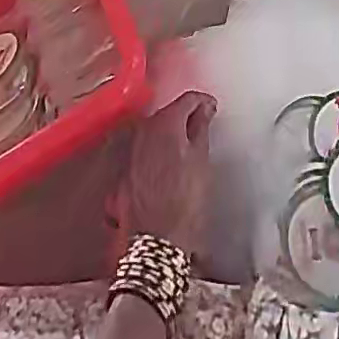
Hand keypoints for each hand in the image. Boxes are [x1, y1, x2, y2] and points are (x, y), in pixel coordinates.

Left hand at [120, 92, 215, 262]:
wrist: (156, 239)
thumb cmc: (185, 199)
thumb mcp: (201, 160)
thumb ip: (201, 128)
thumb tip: (204, 109)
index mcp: (164, 125)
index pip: (186, 99)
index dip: (202, 101)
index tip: (213, 109)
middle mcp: (142, 132)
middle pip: (166, 112)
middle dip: (185, 114)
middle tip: (203, 124)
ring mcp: (130, 150)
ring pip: (153, 129)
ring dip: (170, 130)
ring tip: (188, 142)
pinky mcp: (125, 168)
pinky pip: (144, 146)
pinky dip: (158, 145)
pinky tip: (169, 159)